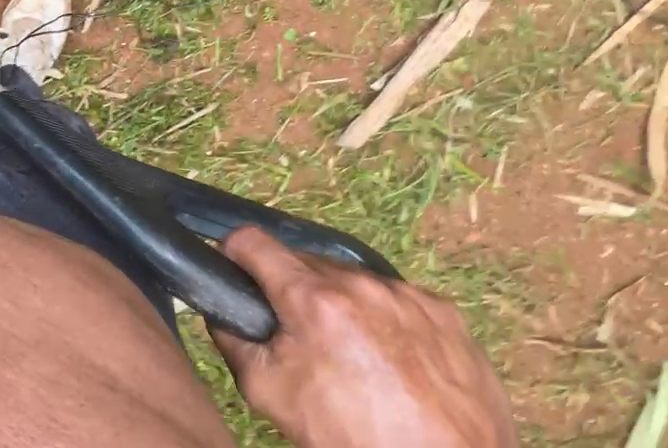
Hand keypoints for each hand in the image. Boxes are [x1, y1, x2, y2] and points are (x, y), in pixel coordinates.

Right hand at [211, 227, 515, 447]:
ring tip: (353, 349)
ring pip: (349, 277)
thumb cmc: (348, 434)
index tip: (240, 280)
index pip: (250, 240)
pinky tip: (393, 356)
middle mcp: (360, 284)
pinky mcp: (446, 313)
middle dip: (291, 287)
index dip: (235, 256)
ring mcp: (408, 296)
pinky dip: (383, 316)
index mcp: (312, 297)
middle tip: (300, 334)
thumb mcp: (265, 390)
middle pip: (302, 260)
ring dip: (338, 300)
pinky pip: (396, 297)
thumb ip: (231, 338)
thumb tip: (221, 308)